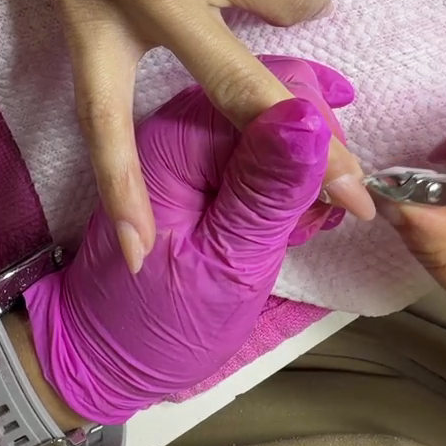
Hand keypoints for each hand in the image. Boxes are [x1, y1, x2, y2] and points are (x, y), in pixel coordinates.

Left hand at [20, 57, 352, 424]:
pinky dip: (281, 178)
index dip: (320, 140)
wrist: (104, 353)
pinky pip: (254, 144)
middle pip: (273, 95)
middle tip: (319, 218)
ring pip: (271, 119)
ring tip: (302, 223)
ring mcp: (187, 138)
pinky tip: (285, 217)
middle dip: (313, 152)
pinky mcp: (196, 160)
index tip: (341, 204)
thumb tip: (309, 116)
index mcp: (178, 137)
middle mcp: (179, 121)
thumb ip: (268, 188)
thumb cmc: (158, 322)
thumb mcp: (226, 262)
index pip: (270, 92)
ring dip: (302, 167)